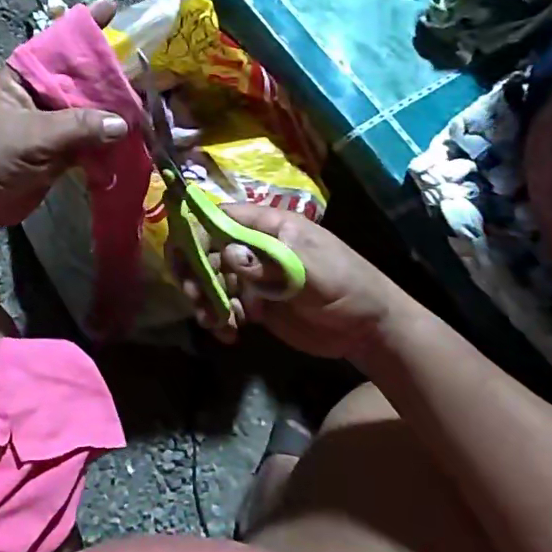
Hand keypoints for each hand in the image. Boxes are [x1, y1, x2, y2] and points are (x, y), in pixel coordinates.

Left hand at [0, 1, 130, 241]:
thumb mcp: (31, 136)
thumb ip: (77, 125)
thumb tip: (123, 122)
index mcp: (22, 76)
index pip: (56, 43)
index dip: (84, 27)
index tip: (113, 7)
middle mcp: (39, 93)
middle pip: (81, 76)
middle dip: (111, 74)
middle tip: (148, 66)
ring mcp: (51, 121)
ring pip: (90, 108)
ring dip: (115, 109)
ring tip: (150, 103)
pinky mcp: (61, 148)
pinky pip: (91, 136)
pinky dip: (109, 138)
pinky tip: (135, 136)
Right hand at [176, 203, 416, 360]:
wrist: (370, 329)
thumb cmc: (348, 285)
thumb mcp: (312, 270)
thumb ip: (270, 262)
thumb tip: (229, 255)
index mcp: (269, 225)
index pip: (220, 217)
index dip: (195, 230)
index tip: (182, 255)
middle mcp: (254, 246)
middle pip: (207, 249)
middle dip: (195, 272)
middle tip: (196, 297)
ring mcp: (252, 275)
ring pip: (211, 279)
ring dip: (205, 300)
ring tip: (216, 322)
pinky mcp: (254, 302)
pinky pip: (224, 305)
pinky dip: (219, 318)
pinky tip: (229, 334)